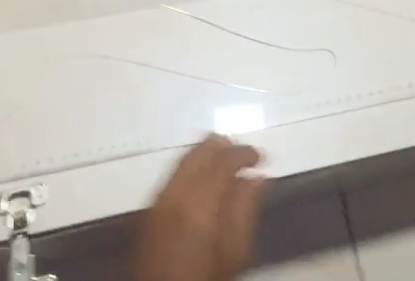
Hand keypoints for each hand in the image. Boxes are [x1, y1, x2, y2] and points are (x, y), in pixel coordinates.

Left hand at [135, 135, 268, 280]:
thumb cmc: (205, 276)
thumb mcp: (234, 251)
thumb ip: (246, 210)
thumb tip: (258, 178)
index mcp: (201, 202)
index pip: (225, 160)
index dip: (246, 153)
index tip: (262, 158)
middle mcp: (178, 190)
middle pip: (202, 149)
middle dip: (226, 147)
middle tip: (245, 156)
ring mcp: (161, 195)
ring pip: (186, 156)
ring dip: (208, 154)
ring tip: (227, 164)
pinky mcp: (152, 203)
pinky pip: (175, 170)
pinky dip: (193, 164)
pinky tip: (205, 178)